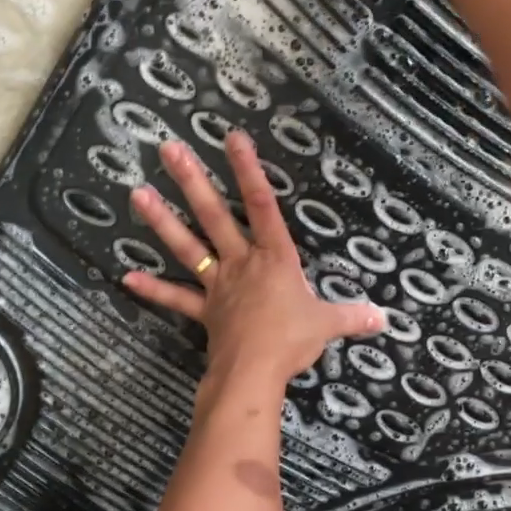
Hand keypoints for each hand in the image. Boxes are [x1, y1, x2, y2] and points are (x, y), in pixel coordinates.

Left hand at [123, 132, 384, 399]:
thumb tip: (383, 318)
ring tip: (137, 194)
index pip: (263, 205)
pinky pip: (177, 297)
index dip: (248, 170)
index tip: (233, 138)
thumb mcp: (327, 324)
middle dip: (191, 181)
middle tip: (168, 150)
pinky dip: (153, 288)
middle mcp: (242, 262)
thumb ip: (352, 316)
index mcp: (274, 257)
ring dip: (162, 221)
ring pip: (187, 247)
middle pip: (214, 215)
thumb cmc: (291, 340)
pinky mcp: (204, 310)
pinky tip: (127, 276)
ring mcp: (218, 284)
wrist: (254, 372)